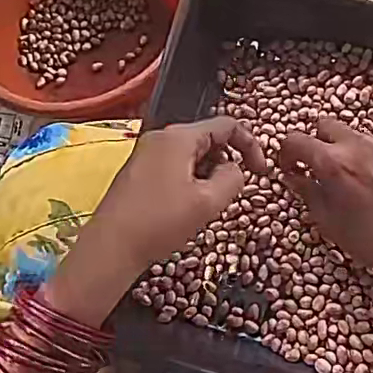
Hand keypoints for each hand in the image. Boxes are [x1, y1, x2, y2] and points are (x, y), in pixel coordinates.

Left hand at [44, 116, 268, 325]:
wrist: (110, 247)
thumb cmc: (160, 222)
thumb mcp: (208, 202)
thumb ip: (233, 178)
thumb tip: (236, 168)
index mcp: (179, 137)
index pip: (227, 125)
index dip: (251, 145)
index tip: (262, 172)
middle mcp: (161, 137)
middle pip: (208, 138)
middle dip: (227, 161)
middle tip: (232, 193)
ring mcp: (146, 154)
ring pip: (191, 155)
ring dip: (209, 174)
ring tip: (208, 205)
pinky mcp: (138, 172)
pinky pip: (175, 167)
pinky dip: (190, 181)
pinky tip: (187, 208)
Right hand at [278, 118, 372, 301]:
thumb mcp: (328, 220)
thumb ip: (306, 191)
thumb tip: (294, 177)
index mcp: (332, 163)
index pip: (295, 140)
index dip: (286, 154)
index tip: (289, 166)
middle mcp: (357, 145)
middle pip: (323, 126)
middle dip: (315, 144)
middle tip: (315, 167)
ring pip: (350, 135)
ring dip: (341, 150)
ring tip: (346, 180)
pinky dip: (366, 157)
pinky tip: (371, 183)